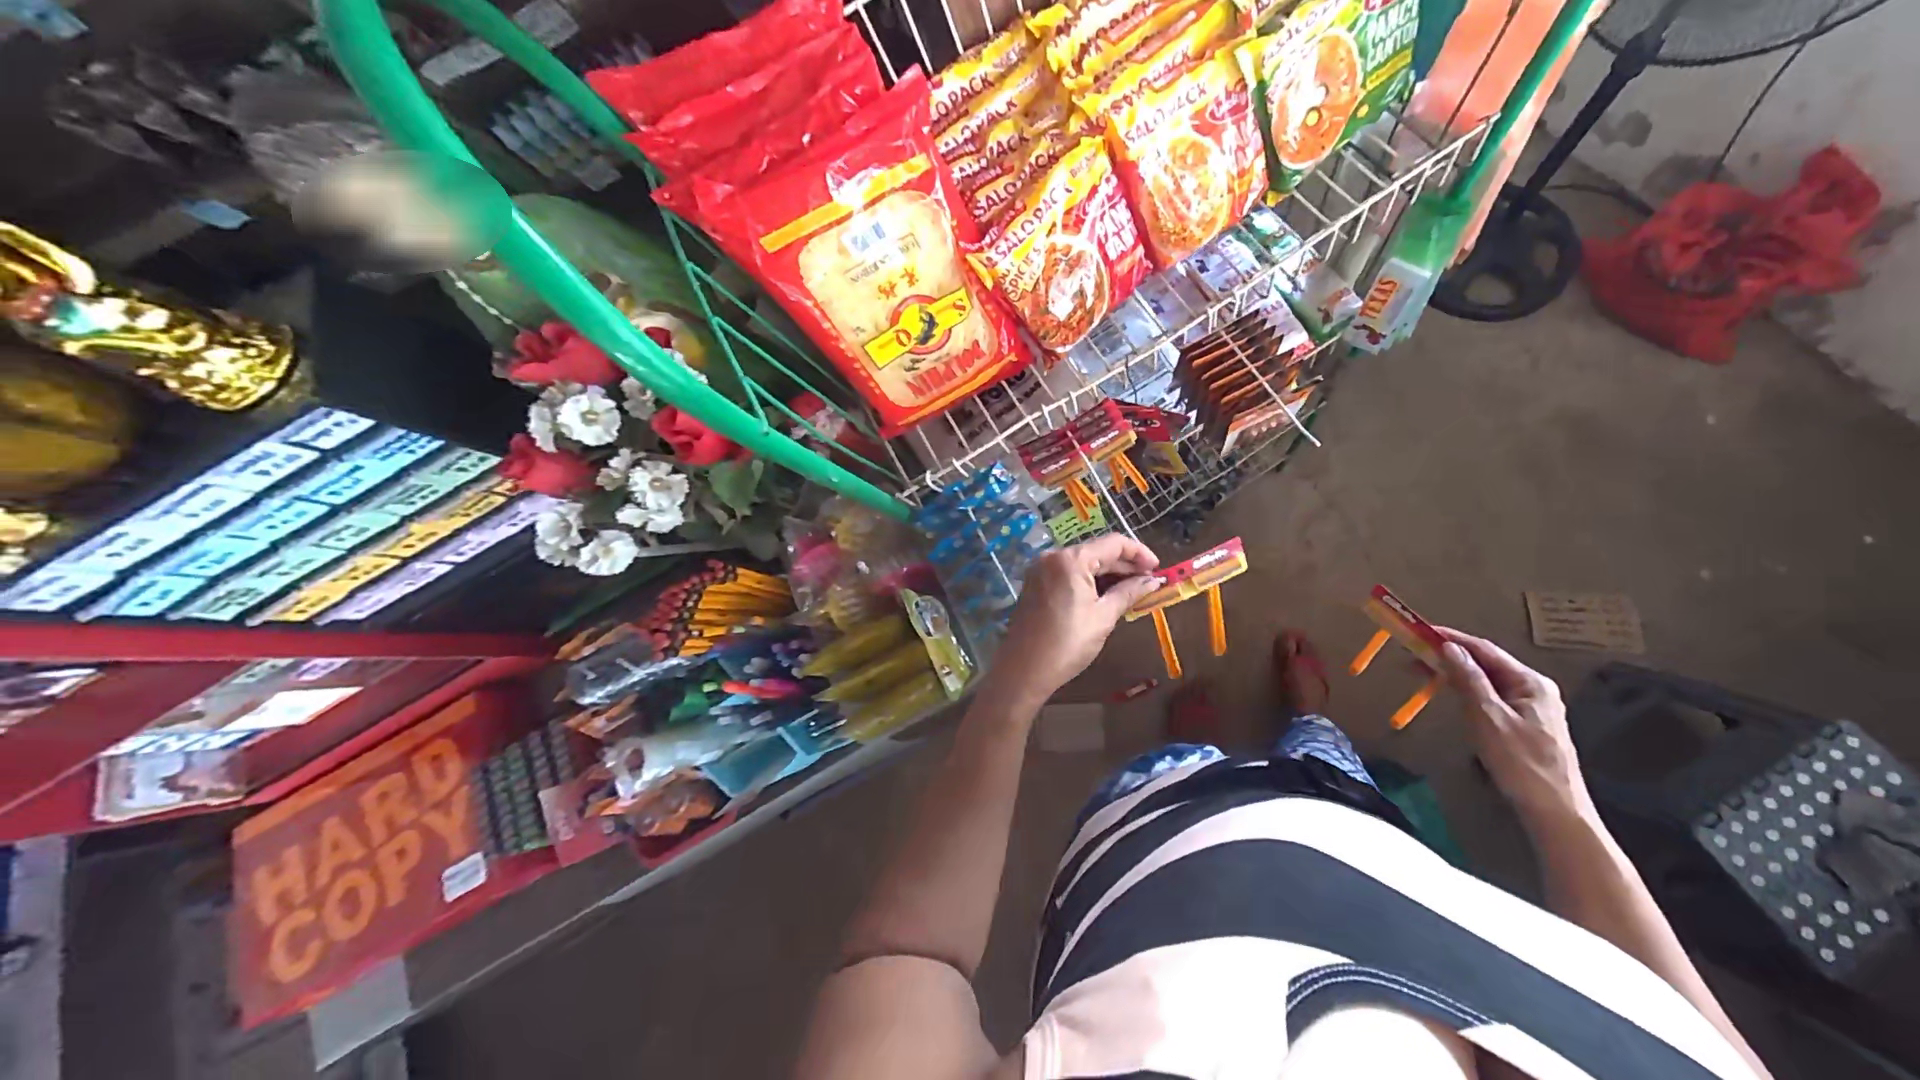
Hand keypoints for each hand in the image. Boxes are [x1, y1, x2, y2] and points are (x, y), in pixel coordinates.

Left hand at [993, 535, 1159, 701]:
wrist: (1024, 670)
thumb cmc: (1067, 644)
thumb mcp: (1104, 616)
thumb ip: (1129, 592)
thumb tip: (1153, 581)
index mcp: (1070, 559)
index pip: (1113, 543)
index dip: (1140, 553)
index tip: (1159, 568)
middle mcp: (1052, 557)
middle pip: (1097, 551)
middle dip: (1125, 565)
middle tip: (1150, 582)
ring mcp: (1041, 569)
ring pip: (1083, 563)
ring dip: (1108, 573)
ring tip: (1133, 590)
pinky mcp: (1036, 584)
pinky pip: (1069, 573)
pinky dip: (1089, 580)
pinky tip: (1107, 595)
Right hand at [1436, 627, 1591, 823]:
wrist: (1553, 810)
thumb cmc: (1520, 762)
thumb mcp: (1489, 717)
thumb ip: (1469, 680)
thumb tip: (1449, 648)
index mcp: (1531, 683)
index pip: (1484, 650)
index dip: (1451, 638)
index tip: (1419, 631)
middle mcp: (1533, 688)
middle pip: (1485, 663)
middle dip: (1448, 655)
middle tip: (1411, 652)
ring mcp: (1529, 706)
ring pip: (1485, 679)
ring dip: (1453, 672)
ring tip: (1421, 669)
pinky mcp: (1522, 722)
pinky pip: (1488, 695)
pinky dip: (1463, 688)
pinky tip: (1446, 691)